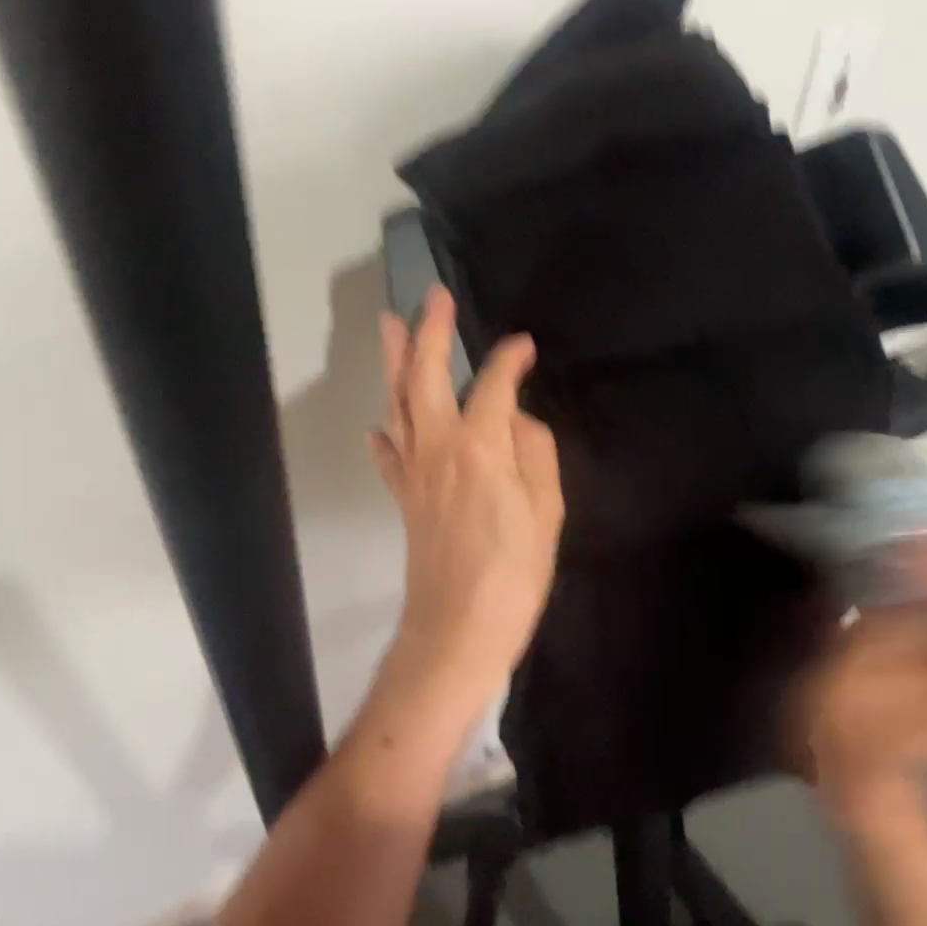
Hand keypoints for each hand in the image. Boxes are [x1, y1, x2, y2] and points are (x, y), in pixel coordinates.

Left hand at [369, 287, 565, 702]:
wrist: (457, 628)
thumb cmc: (513, 572)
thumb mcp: (547, 510)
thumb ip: (534, 453)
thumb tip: (518, 421)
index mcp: (479, 445)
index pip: (494, 384)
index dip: (510, 359)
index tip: (525, 345)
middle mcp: (437, 447)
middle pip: (425, 376)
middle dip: (428, 332)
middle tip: (432, 297)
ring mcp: (414, 472)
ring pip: (398, 404)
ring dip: (393, 363)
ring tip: (388, 326)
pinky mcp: (404, 499)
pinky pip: (389, 455)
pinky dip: (384, 434)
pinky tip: (380, 425)